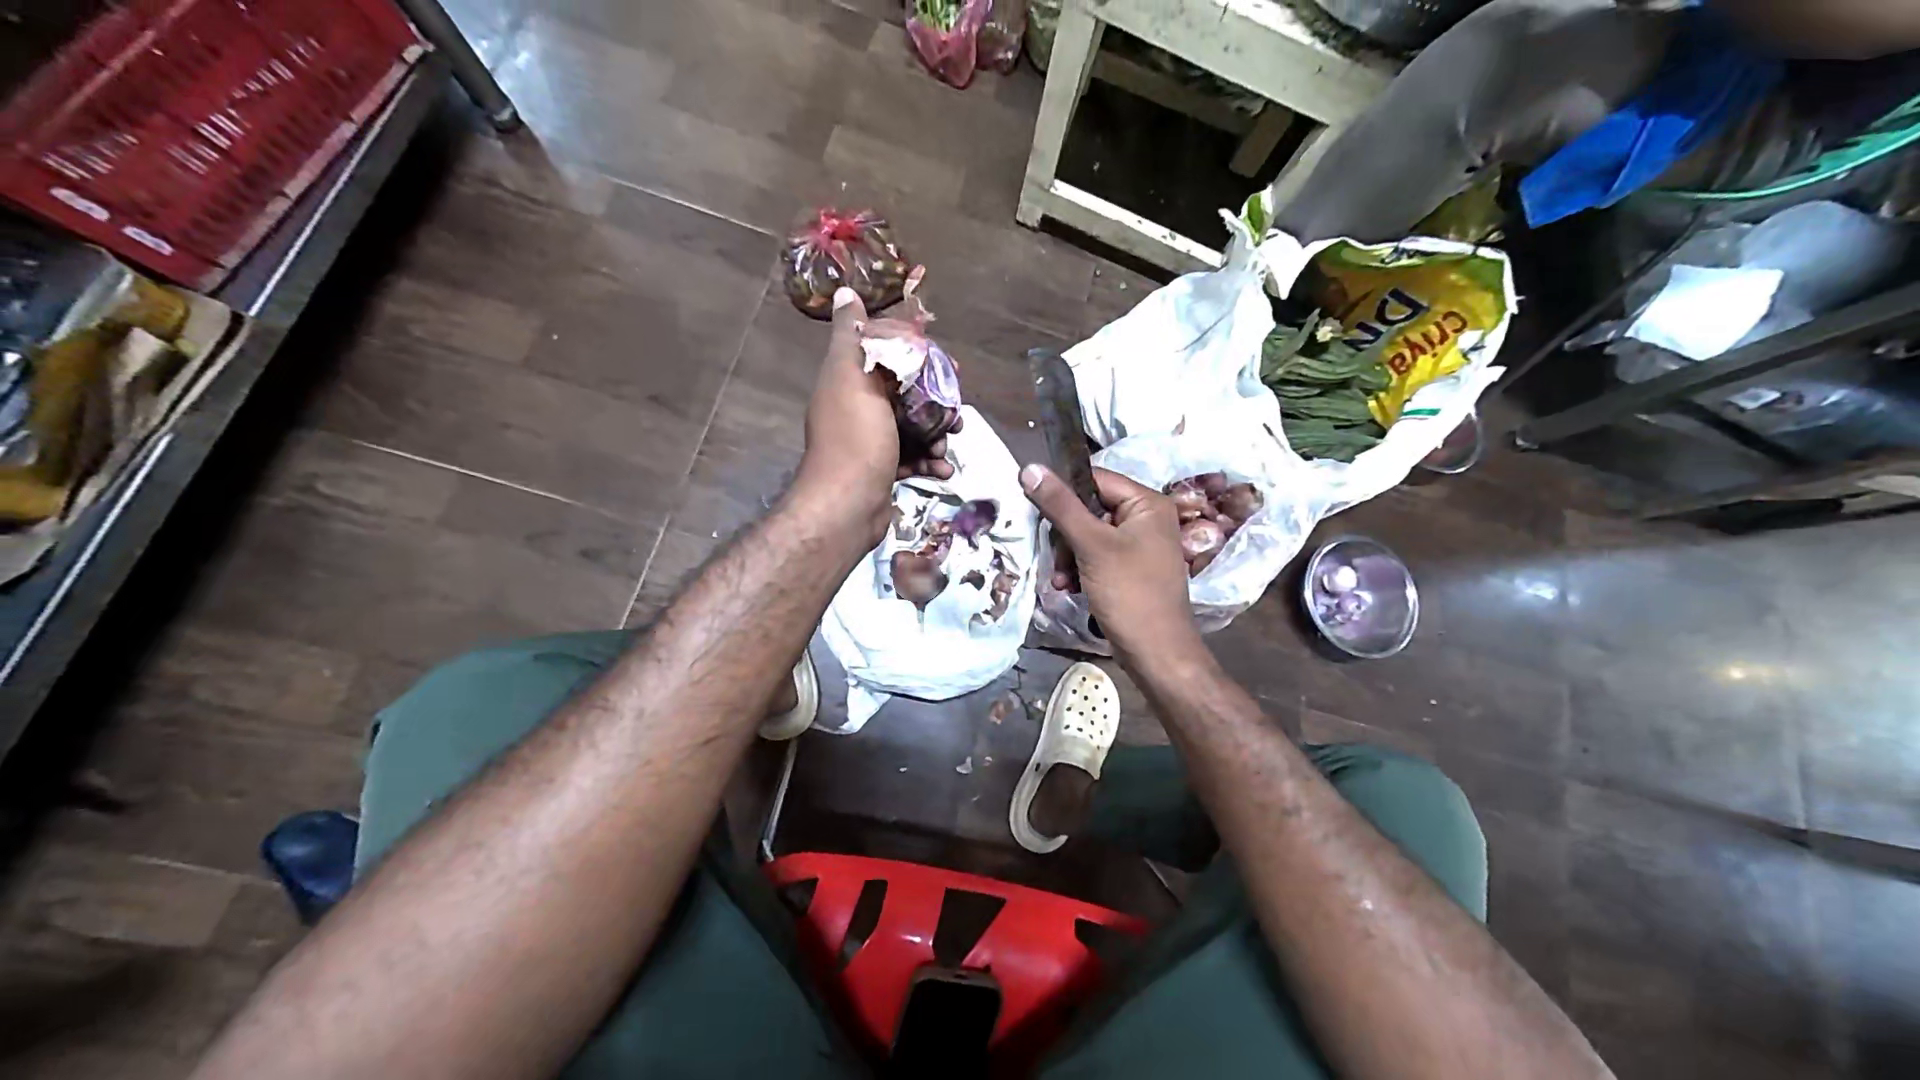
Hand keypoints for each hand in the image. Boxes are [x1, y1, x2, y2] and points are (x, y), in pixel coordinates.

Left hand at [795, 288, 954, 538]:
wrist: (847, 507)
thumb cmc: (855, 439)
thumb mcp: (852, 378)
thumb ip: (853, 338)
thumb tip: (846, 292)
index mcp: (848, 382)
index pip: (887, 358)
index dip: (918, 358)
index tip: (949, 366)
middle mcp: (857, 409)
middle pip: (905, 394)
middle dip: (935, 401)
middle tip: (958, 413)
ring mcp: (870, 442)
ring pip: (912, 428)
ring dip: (936, 434)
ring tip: (950, 442)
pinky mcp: (882, 471)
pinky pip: (912, 458)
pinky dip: (929, 461)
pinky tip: (943, 469)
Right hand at [1020, 464, 1203, 666]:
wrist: (1156, 652)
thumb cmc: (1129, 592)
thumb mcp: (1091, 545)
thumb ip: (1060, 505)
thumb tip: (1030, 468)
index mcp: (1147, 503)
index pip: (1096, 479)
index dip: (1065, 493)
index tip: (1037, 510)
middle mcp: (1147, 519)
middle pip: (1090, 509)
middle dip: (1066, 534)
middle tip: (1055, 557)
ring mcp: (1139, 545)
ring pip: (1088, 535)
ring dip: (1068, 556)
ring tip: (1061, 579)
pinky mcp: (1130, 569)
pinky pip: (1096, 556)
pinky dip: (1079, 569)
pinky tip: (1068, 587)